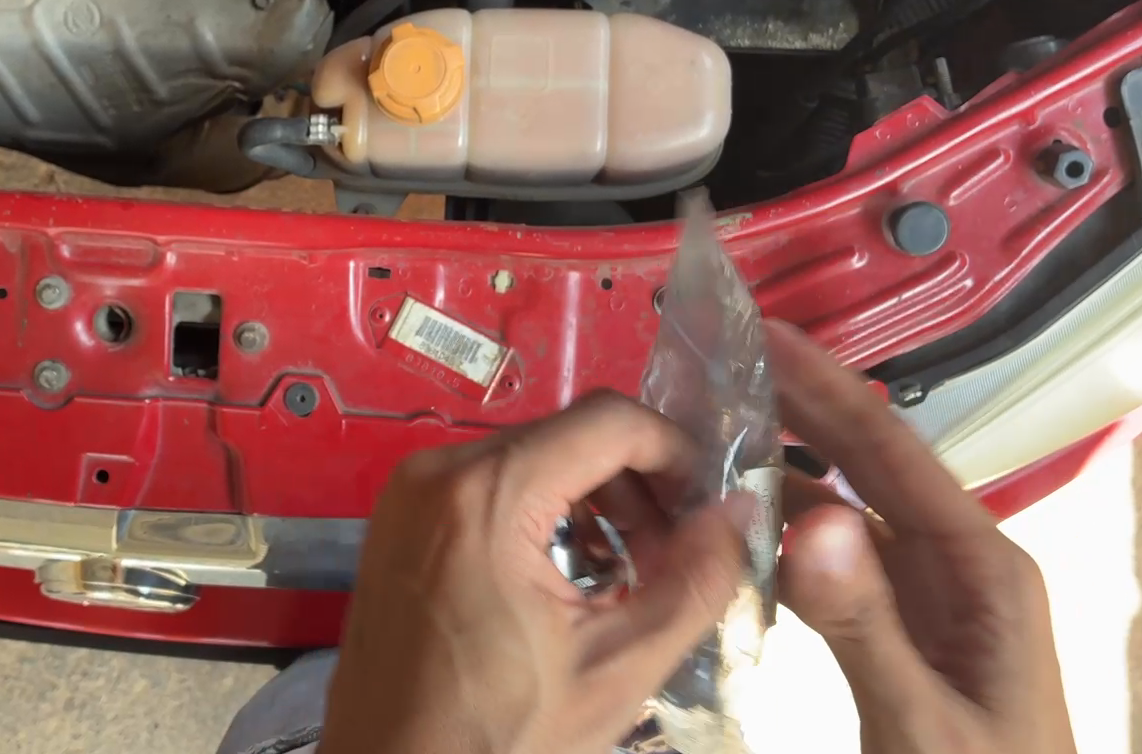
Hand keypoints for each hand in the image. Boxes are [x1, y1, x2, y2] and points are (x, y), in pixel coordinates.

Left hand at [318, 391, 756, 753]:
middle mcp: (442, 463)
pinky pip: (486, 475)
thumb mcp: (615, 669)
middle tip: (666, 555)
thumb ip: (693, 582)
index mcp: (490, 491)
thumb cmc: (499, 733)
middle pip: (567, 433)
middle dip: (633, 483)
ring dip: (587, 495)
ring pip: (528, 451)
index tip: (703, 505)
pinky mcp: (400, 504)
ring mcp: (412, 481)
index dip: (671, 450)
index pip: (606, 419)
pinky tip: (559, 566)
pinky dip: (536, 503)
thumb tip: (740, 509)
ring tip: (618, 570)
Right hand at [766, 321, 1076, 753]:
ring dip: (779, 455)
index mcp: (979, 566)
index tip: (766, 335)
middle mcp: (950, 558)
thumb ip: (865, 626)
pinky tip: (732, 506)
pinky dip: (777, 516)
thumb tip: (812, 519)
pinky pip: (825, 544)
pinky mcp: (887, 611)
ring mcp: (918, 585)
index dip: (826, 385)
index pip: (889, 450)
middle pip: (863, 457)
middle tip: (725, 355)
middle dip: (798, 400)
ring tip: (712, 421)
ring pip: (839, 495)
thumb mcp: (925, 728)